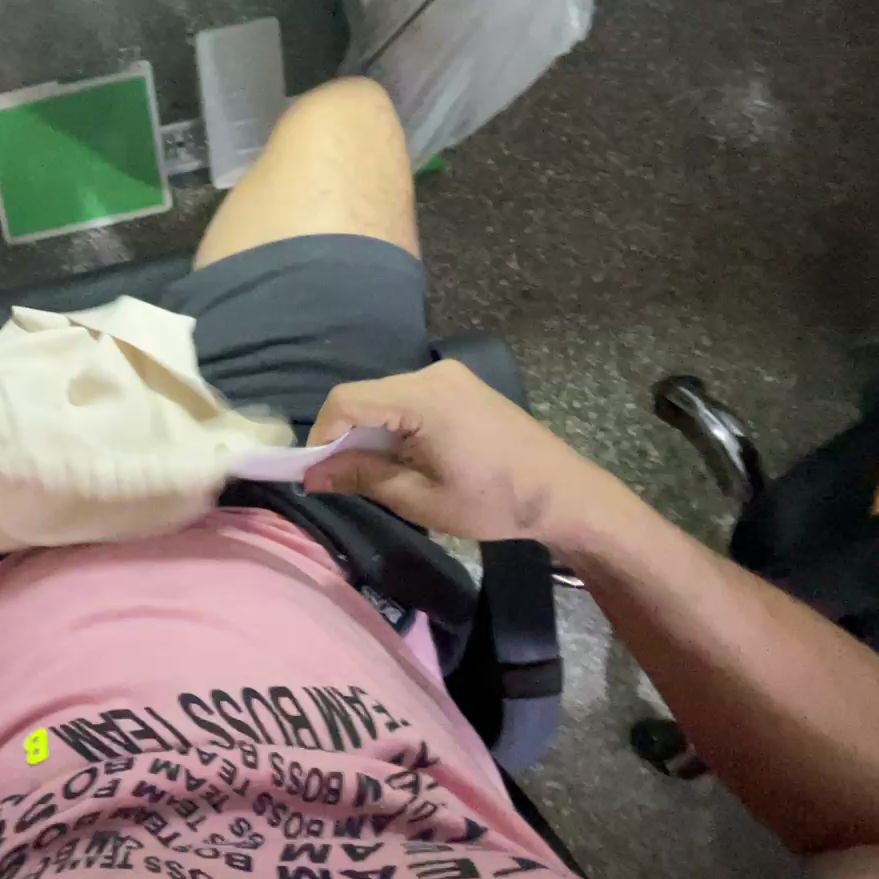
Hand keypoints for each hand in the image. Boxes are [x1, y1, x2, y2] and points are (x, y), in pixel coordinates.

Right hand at [302, 360, 626, 547]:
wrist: (567, 496)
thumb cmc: (495, 503)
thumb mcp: (419, 498)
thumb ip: (360, 477)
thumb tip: (310, 475)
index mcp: (425, 398)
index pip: (346, 401)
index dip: (321, 434)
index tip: (317, 470)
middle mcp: (433, 375)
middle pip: (362, 397)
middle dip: (342, 435)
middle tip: (340, 475)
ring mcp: (448, 377)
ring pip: (381, 398)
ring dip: (367, 431)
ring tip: (372, 470)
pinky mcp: (457, 386)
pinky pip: (404, 399)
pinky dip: (389, 425)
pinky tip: (400, 455)